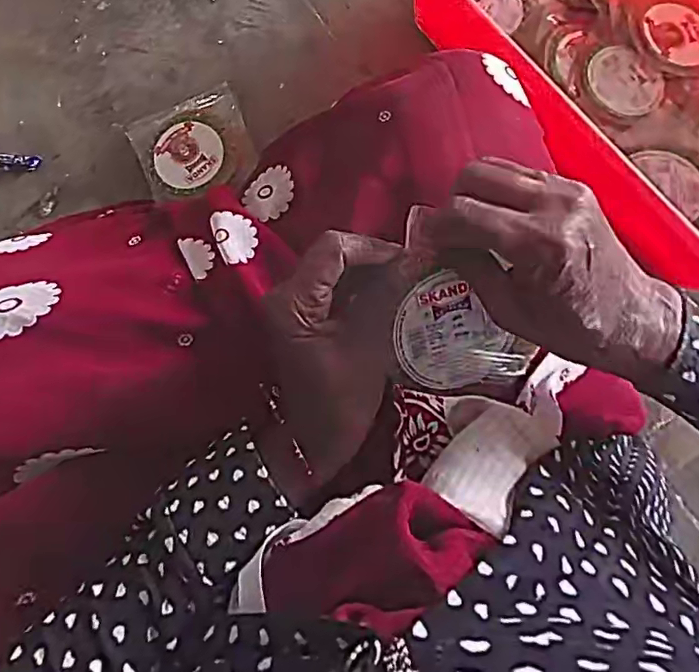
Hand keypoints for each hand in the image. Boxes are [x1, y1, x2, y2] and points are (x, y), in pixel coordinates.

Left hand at [257, 230, 401, 501]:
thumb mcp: (366, 350)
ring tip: (408, 281)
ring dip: (371, 273)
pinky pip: (335, 289)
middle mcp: (285, 293)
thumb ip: (385, 299)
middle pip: (333, 255)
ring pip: (336, 270)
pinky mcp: (304, 317)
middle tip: (413, 269)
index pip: (333, 249)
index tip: (408, 260)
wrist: (305, 450)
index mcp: (293, 300)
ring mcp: (293, 305)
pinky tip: (391, 298)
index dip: (374, 248)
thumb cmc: (333, 407)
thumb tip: (413, 261)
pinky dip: (363, 289)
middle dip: (376, 258)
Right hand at [424, 158, 686, 383]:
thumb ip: (470, 269)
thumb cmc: (577, 328)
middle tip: (447, 233)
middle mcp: (554, 206)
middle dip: (451, 203)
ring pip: (494, 167)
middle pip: (474, 176)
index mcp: (539, 243)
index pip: (464, 213)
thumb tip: (437, 243)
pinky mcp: (573, 186)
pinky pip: (519, 173)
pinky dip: (498, 189)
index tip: (424, 242)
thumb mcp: (511, 312)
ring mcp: (567, 190)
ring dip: (473, 192)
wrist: (638, 319)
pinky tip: (497, 216)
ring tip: (470, 224)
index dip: (434, 227)